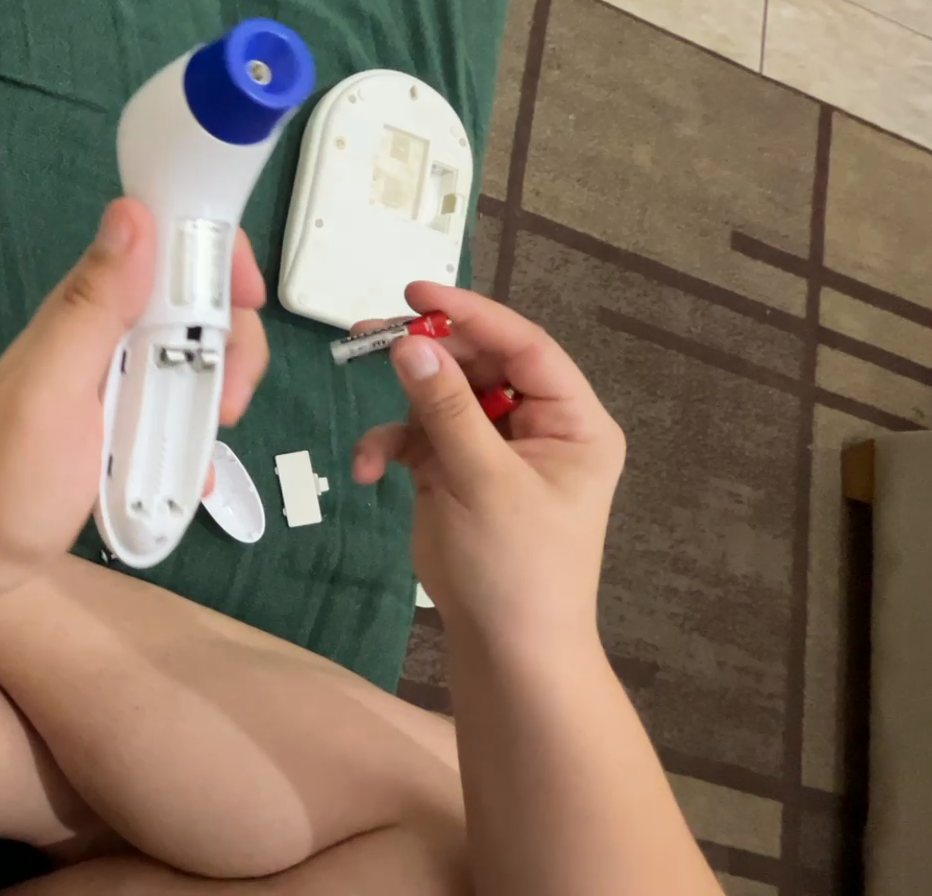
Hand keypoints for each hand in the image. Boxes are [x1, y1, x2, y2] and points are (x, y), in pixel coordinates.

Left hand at [0, 198, 268, 580]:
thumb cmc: (13, 470)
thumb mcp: (52, 387)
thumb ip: (90, 306)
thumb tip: (132, 215)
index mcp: (87, 307)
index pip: (162, 244)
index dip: (213, 254)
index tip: (246, 299)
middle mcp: (109, 331)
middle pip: (196, 301)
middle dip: (230, 339)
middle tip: (227, 399)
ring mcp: (122, 375)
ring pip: (199, 353)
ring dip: (221, 388)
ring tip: (212, 436)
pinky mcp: (132, 417)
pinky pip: (185, 404)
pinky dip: (201, 429)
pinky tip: (192, 469)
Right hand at [351, 282, 624, 654]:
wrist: (502, 639)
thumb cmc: (517, 562)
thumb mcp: (483, 479)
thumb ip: (445, 409)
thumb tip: (408, 344)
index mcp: (569, 421)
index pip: (523, 347)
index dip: (472, 314)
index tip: (415, 292)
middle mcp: (529, 423)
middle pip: (472, 364)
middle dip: (420, 355)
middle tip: (365, 335)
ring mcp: (485, 444)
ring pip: (433, 396)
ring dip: (396, 409)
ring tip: (362, 416)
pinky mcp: (448, 465)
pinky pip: (412, 435)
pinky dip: (385, 447)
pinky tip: (366, 471)